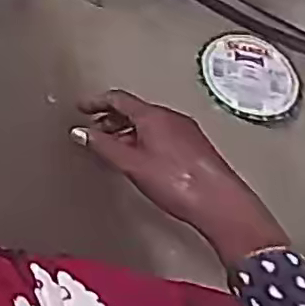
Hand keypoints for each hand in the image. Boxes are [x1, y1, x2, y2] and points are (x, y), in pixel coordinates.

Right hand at [73, 90, 287, 260]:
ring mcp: (186, 132)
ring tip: (113, 147)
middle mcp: (171, 118)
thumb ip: (102, 146)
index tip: (83, 107)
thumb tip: (82, 133)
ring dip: (127, 130)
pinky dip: (144, 139)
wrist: (223, 207)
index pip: (118, 98)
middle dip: (110, 117)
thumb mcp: (131, 164)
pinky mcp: (196, 148)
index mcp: (154, 115)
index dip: (96, 102)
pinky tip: (140, 158)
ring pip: (149, 122)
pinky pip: (163, 133)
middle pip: (134, 109)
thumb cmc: (180, 184)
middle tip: (94, 129)